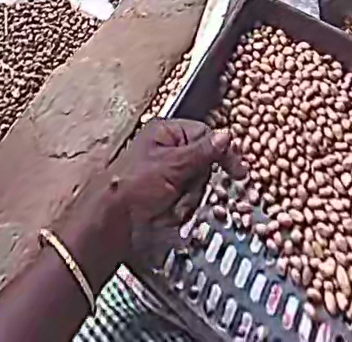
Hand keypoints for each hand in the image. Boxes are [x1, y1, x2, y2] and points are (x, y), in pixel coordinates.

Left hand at [56, 119, 241, 269]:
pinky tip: (165, 214)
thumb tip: (227, 137)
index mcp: (167, 131)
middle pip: (204, 164)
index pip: (205, 135)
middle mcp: (169, 149)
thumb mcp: (172, 165)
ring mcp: (168, 174)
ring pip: (198, 187)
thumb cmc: (135, 184)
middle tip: (180, 190)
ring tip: (167, 204)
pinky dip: (180, 211)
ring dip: (186, 201)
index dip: (221, 152)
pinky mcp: (167, 196)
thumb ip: (202, 152)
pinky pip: (188, 203)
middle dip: (195, 184)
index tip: (238, 172)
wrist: (113, 221)